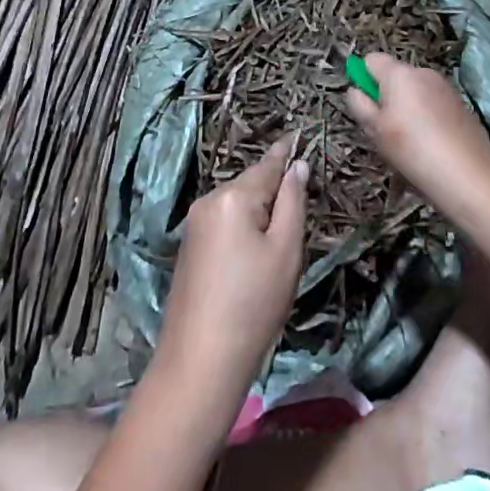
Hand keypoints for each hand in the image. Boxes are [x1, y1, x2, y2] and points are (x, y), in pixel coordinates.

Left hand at [164, 137, 307, 373]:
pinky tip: (253, 246)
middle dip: (273, 186)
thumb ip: (292, 202)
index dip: (285, 152)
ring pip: (236, 203)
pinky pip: (223, 220)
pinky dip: (242, 224)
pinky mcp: (189, 245)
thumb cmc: (254, 301)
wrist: (202, 355)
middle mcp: (208, 200)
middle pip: (249, 184)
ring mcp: (194, 223)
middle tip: (300, 196)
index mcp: (232, 197)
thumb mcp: (285, 250)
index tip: (297, 134)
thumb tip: (297, 166)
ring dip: (257, 207)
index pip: (267, 165)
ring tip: (281, 227)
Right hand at [344, 53, 489, 214]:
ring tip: (411, 141)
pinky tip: (433, 143)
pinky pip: (434, 103)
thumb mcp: (374, 130)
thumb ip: (359, 104)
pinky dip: (428, 116)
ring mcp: (446, 88)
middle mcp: (424, 72)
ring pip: (416, 90)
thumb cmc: (412, 150)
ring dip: (408, 106)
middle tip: (386, 129)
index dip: (364, 78)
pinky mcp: (462, 105)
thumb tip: (356, 90)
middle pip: (395, 76)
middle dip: (387, 95)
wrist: (468, 176)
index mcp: (399, 74)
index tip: (367, 106)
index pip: (371, 59)